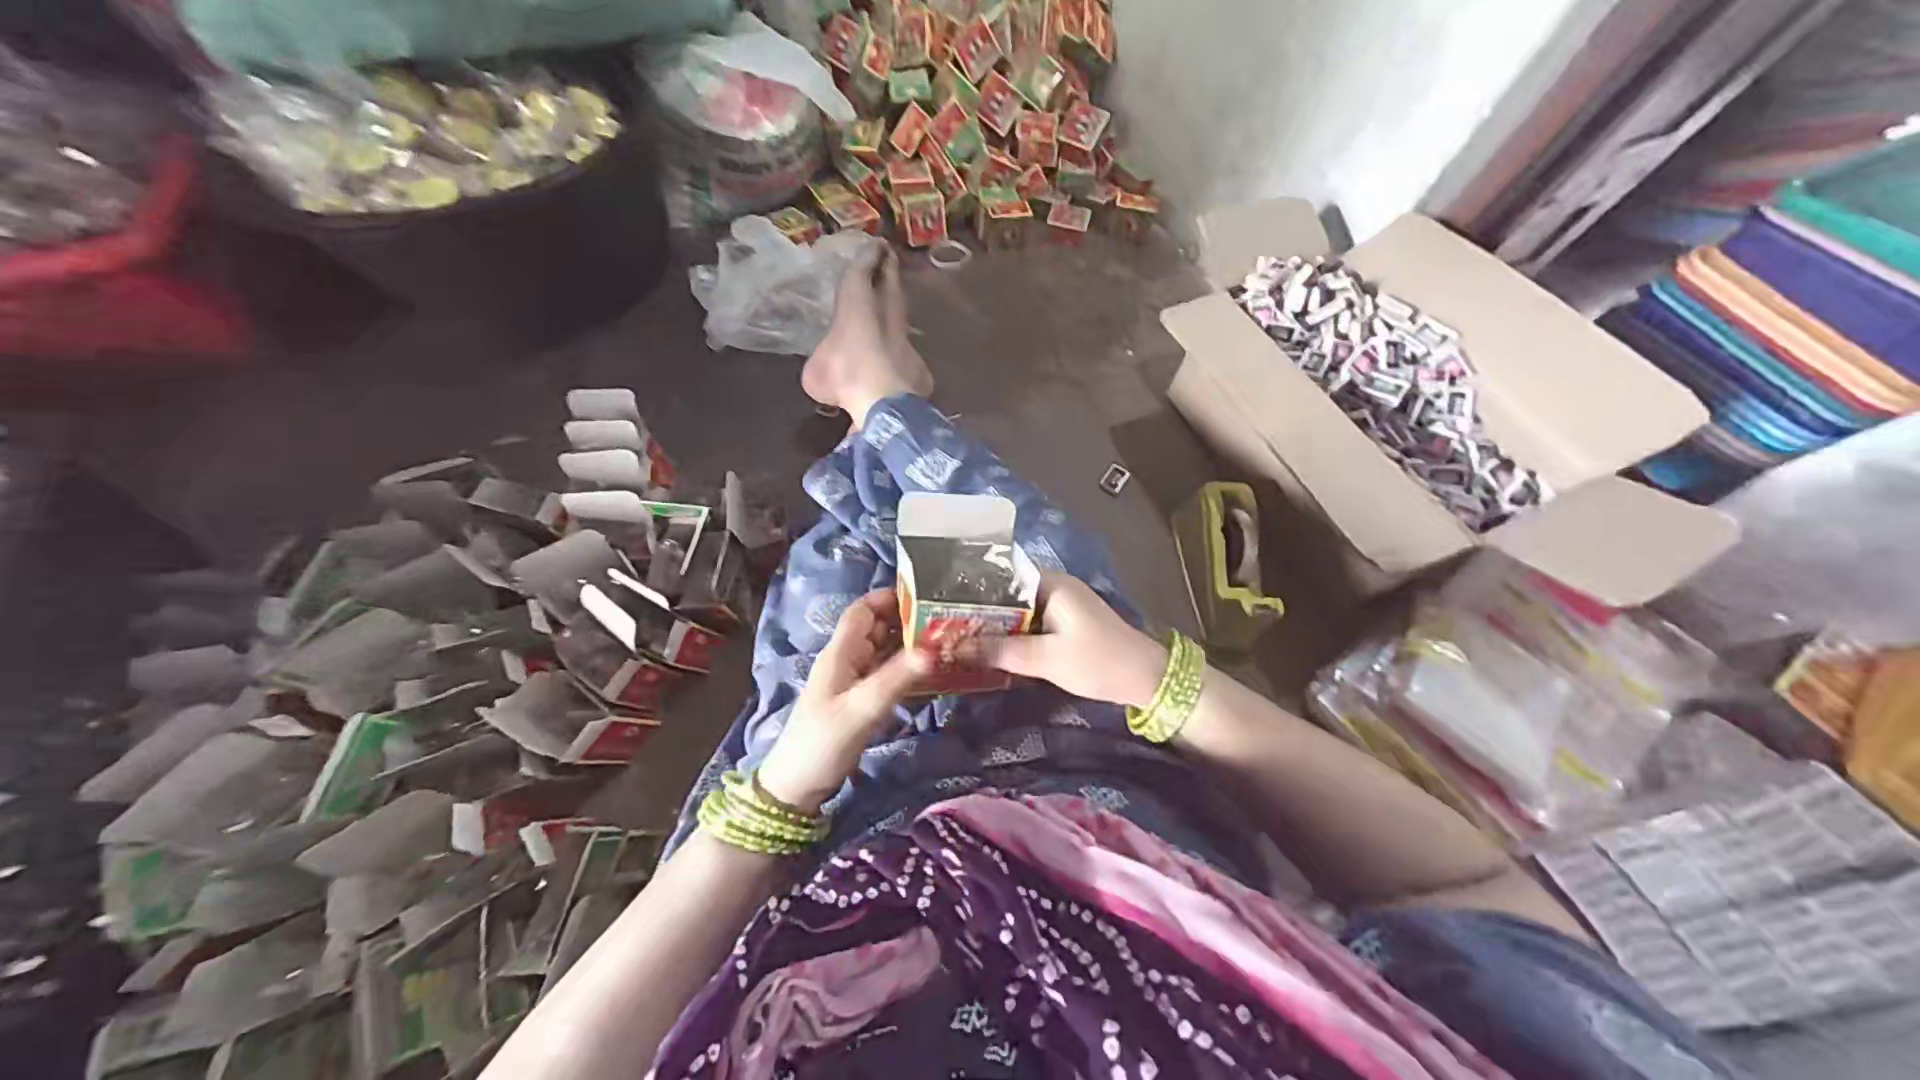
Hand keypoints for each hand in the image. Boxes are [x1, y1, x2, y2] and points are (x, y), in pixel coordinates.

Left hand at [756, 589, 930, 813]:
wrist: (797, 787)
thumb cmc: (824, 743)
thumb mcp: (862, 708)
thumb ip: (897, 677)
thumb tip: (933, 646)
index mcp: (840, 654)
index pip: (862, 611)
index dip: (889, 599)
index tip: (924, 599)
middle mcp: (846, 661)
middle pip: (876, 628)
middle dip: (906, 621)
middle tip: (944, 623)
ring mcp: (851, 682)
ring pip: (883, 651)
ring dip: (908, 646)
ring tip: (944, 644)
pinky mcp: (858, 702)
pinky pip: (885, 675)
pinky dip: (905, 670)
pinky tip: (929, 675)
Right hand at [960, 572, 1168, 709]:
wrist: (1147, 680)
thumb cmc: (1098, 662)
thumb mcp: (1045, 659)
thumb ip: (1001, 651)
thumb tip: (956, 648)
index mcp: (1050, 583)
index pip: (1001, 574)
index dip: (972, 587)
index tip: (944, 601)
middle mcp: (1054, 587)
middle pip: (1006, 592)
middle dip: (979, 609)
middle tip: (944, 623)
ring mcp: (1060, 604)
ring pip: (1016, 610)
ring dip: (994, 624)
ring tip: (958, 635)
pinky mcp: (1065, 623)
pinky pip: (1029, 622)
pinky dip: (1011, 633)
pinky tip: (990, 647)